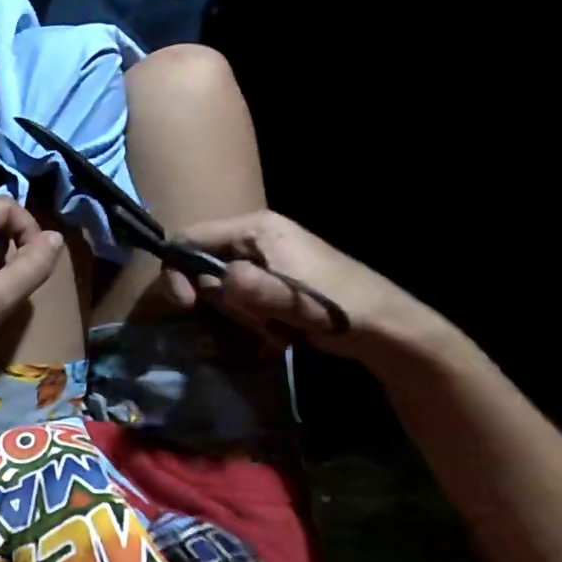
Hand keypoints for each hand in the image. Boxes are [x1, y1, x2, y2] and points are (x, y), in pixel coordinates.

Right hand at [160, 210, 452, 363]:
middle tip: (248, 321)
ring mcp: (262, 262)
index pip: (193, 237)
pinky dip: (251, 319)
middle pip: (203, 264)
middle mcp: (254, 239)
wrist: (383, 327)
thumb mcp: (291, 296)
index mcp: (257, 228)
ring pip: (221, 288)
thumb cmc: (339, 304)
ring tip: (273, 328)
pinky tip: (278, 332)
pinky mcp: (269, 284)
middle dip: (219, 299)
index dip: (178, 268)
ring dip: (239, 313)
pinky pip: (239, 300)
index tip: (185, 304)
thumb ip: (248, 287)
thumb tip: (212, 282)